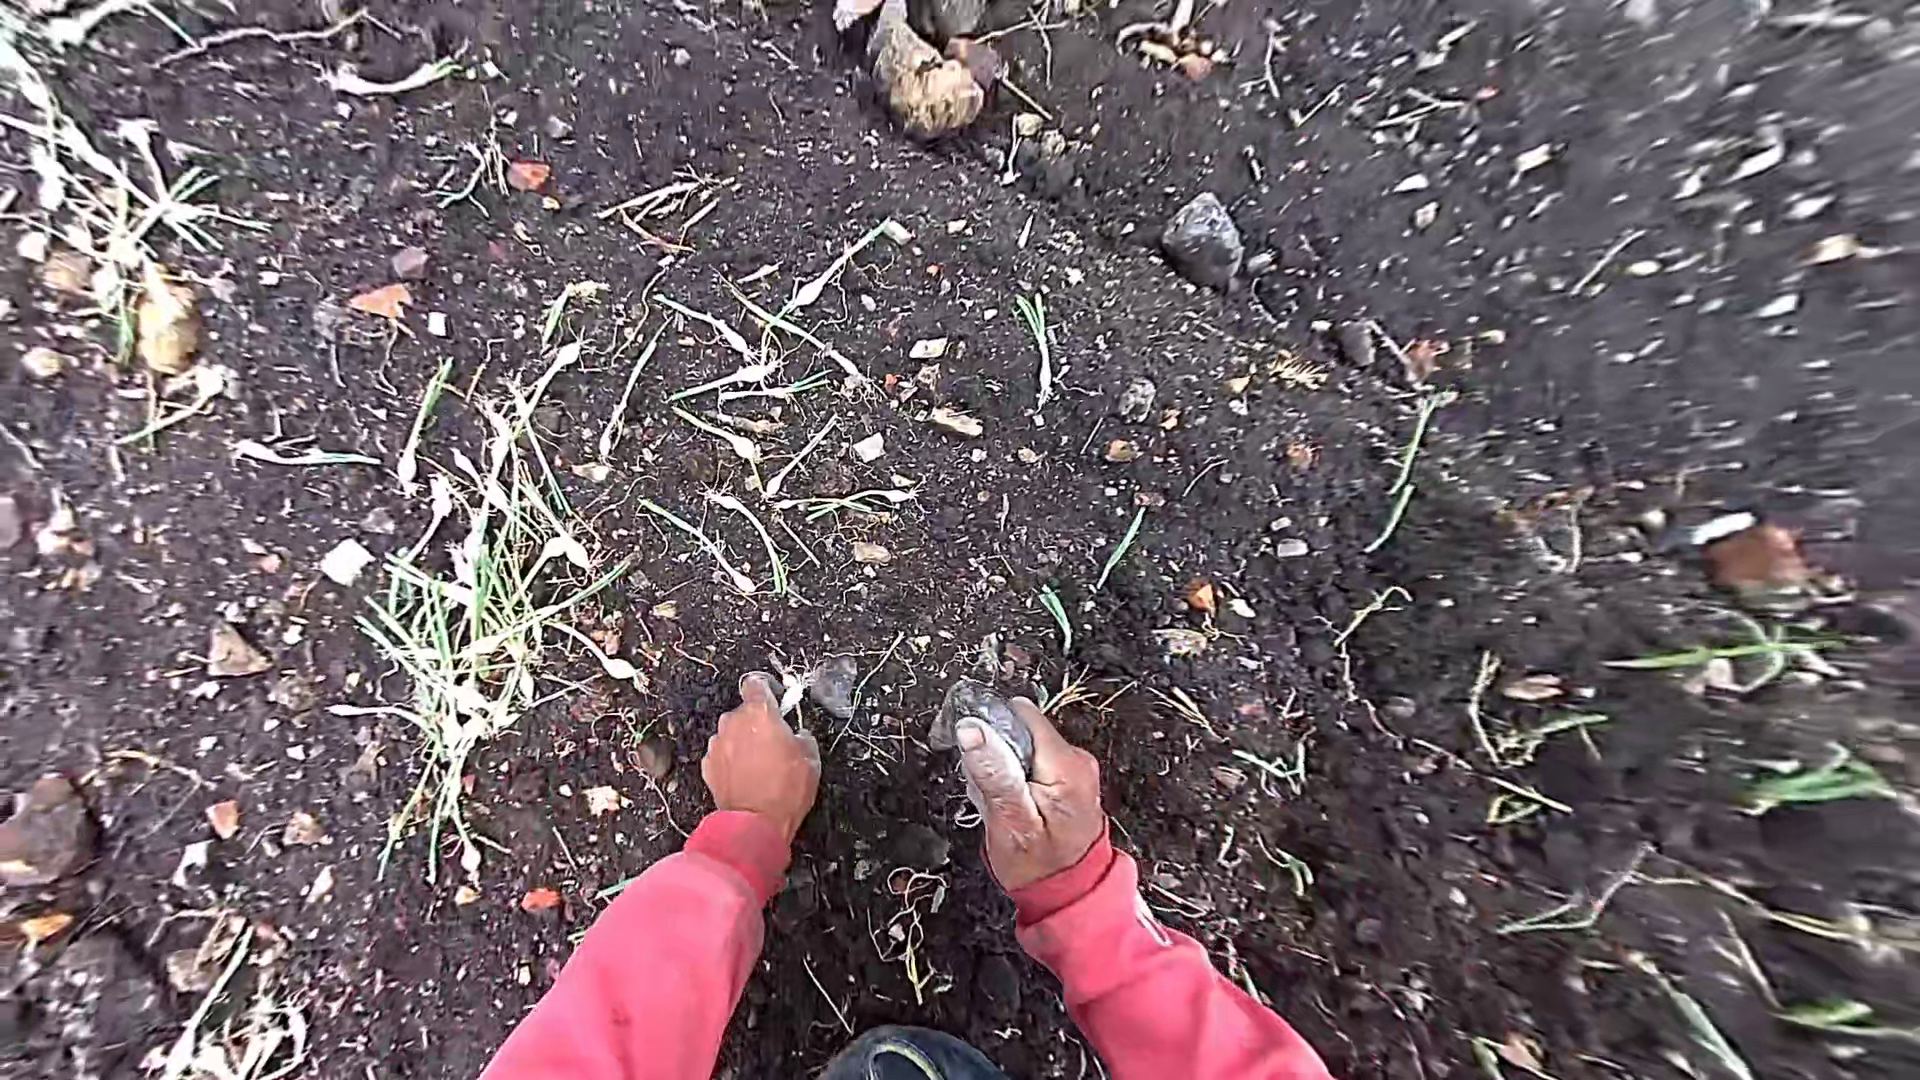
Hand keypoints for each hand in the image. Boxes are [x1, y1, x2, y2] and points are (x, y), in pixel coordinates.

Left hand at [702, 672, 820, 842]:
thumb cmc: (785, 788)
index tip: (774, 698)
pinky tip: (746, 776)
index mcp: (760, 712)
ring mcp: (718, 744)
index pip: (756, 683)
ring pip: (732, 733)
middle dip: (757, 722)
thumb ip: (801, 735)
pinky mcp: (708, 767)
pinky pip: (722, 754)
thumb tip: (796, 735)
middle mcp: (734, 722)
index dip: (766, 689)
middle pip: (745, 711)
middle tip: (774, 741)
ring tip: (760, 763)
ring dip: (743, 741)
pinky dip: (732, 760)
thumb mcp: (810, 756)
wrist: (755, 826)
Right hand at [956, 697, 1104, 889]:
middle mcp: (1077, 759)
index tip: (980, 757)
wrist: (1069, 899)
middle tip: (992, 791)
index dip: (994, 730)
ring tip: (1003, 801)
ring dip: (1005, 766)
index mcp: (1066, 764)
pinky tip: (1014, 802)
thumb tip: (973, 728)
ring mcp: (1075, 767)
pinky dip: (1017, 776)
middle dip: (998, 752)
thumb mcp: (1009, 821)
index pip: (1021, 715)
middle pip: (1022, 729)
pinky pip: (1033, 760)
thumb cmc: (1039, 867)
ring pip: (1024, 744)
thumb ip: (993, 771)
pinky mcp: (1069, 776)